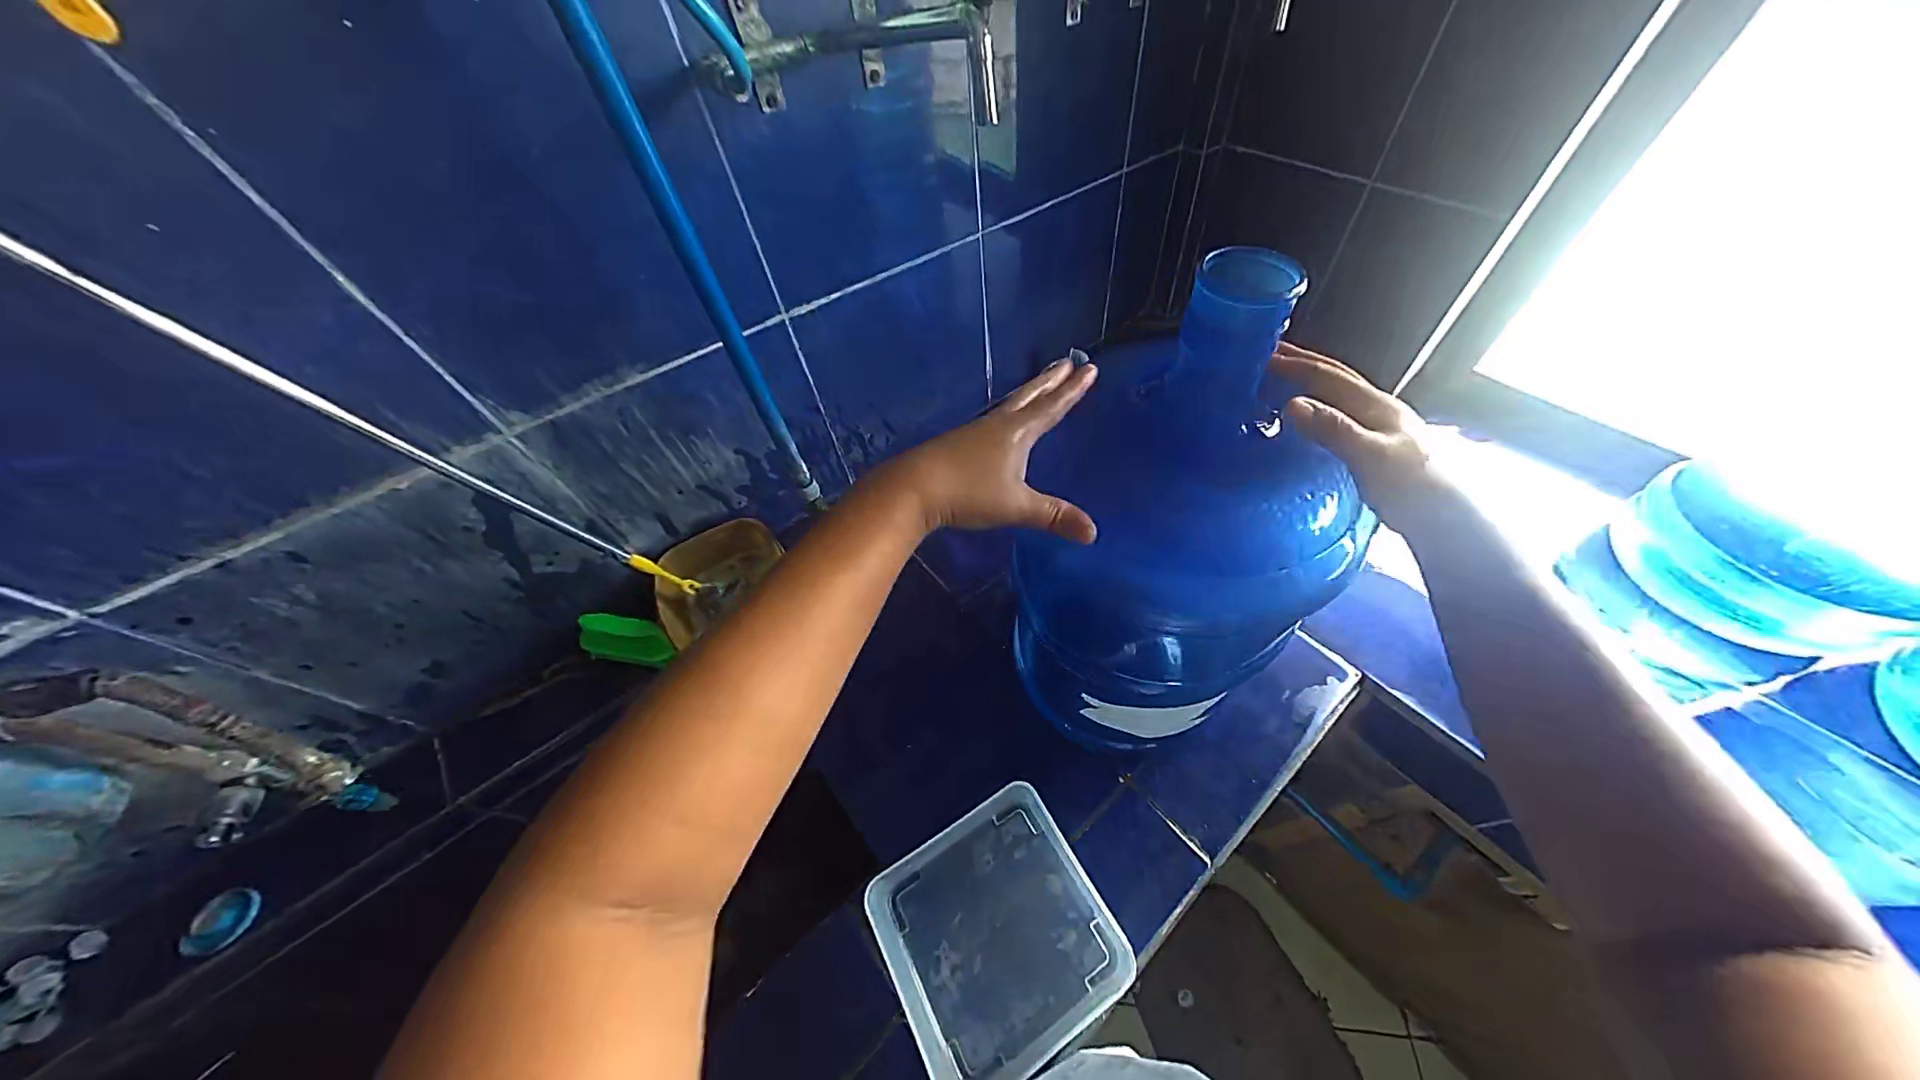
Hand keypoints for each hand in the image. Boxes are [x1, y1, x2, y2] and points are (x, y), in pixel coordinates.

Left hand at [875, 358, 1099, 543]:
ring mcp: (975, 432)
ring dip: (1029, 393)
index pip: (1051, 407)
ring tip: (1040, 384)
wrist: (913, 488)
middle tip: (1067, 362)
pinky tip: (1001, 423)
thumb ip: (1054, 516)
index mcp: (1017, 433)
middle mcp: (997, 425)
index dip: (1072, 391)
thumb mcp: (1016, 506)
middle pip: (1029, 396)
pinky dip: (1007, 412)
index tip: (1089, 368)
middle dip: (1051, 381)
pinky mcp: (958, 444)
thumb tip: (1092, 533)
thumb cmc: (968, 493)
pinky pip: (993, 420)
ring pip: (1009, 405)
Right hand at [1272, 343, 1460, 533]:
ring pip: (1339, 396)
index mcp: (1378, 407)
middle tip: (1271, 355)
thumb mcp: (1370, 457)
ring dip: (1311, 384)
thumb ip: (1333, 429)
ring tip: (1285, 381)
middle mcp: (1380, 411)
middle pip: (1337, 378)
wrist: (1447, 523)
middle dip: (1303, 363)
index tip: (1263, 356)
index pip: (1329, 376)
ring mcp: (1381, 430)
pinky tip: (1309, 421)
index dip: (1296, 364)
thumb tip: (1292, 403)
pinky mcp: (1377, 450)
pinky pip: (1340, 418)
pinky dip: (1318, 409)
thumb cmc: (1412, 490)